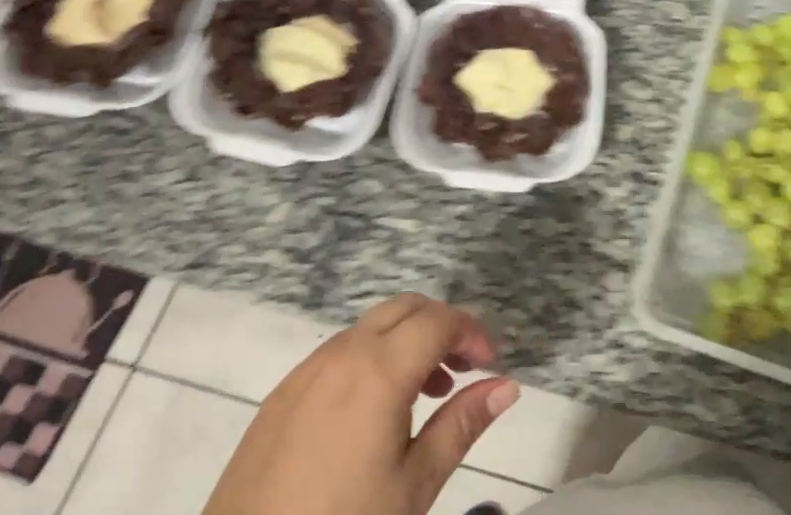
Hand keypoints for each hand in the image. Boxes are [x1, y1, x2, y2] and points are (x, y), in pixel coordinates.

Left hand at [203, 293, 521, 514]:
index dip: (472, 333)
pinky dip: (372, 358)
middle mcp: (342, 353)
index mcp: (379, 370)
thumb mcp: (415, 483)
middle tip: (464, 369)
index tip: (490, 366)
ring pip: (371, 327)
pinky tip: (375, 412)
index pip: (438, 321)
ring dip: (407, 341)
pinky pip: (339, 352)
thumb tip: (507, 386)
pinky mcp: (283, 394)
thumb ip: (462, 425)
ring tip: (427, 394)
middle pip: (405, 308)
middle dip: (442, 326)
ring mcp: (306, 370)